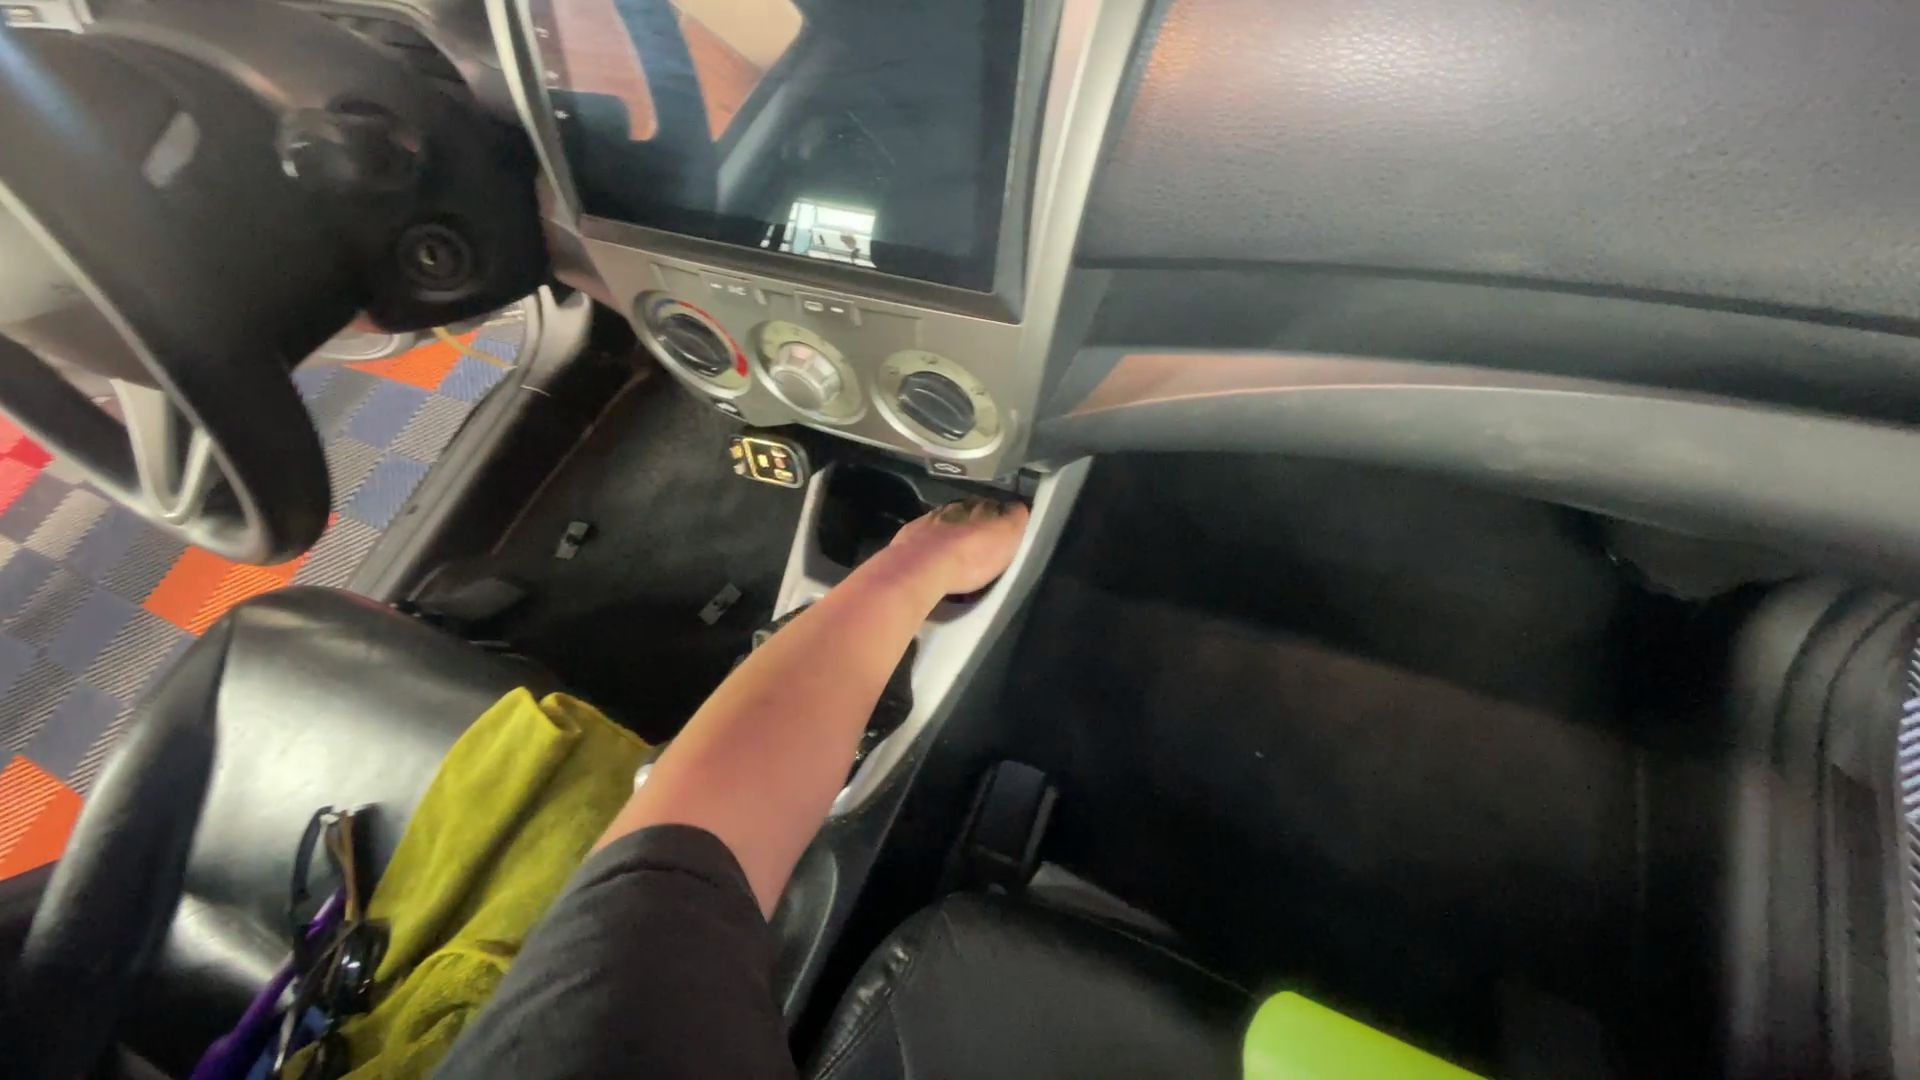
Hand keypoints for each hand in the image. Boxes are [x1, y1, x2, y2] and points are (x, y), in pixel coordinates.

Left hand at [887, 497, 1030, 595]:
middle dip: (973, 526)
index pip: (995, 506)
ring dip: (950, 535)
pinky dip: (930, 547)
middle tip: (979, 546)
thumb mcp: (1007, 538)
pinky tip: (933, 561)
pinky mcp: (909, 536)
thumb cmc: (970, 556)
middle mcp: (953, 508)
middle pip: (968, 514)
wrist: (921, 567)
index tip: (1003, 532)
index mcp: (979, 507)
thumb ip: (1016, 520)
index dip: (1000, 519)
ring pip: (945, 523)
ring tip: (955, 556)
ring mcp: (929, 521)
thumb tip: (1021, 508)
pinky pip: (925, 538)